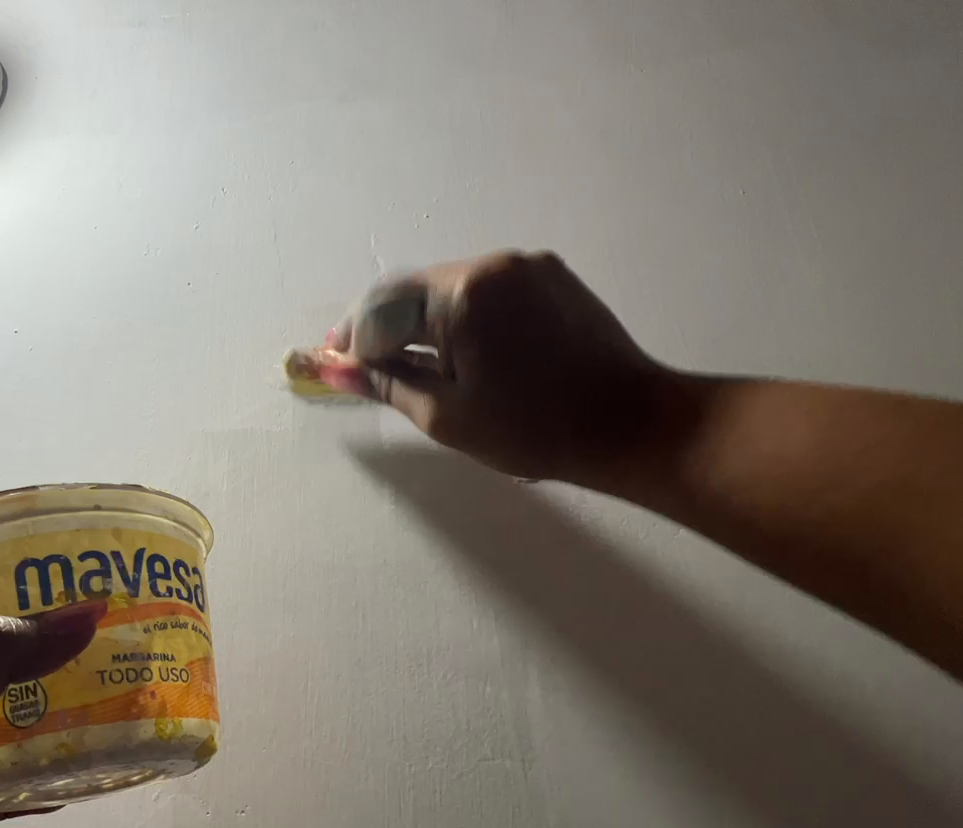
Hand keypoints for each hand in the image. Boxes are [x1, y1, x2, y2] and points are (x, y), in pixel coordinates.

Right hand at [323, 250, 695, 485]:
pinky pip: (485, 292)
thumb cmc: (530, 429)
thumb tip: (336, 369)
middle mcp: (493, 264)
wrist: (629, 424)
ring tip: (406, 362)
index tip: (333, 363)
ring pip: (449, 289)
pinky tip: (454, 350)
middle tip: (360, 363)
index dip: (353, 337)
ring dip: (420, 322)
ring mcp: (526, 266)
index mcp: (463, 294)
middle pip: (415, 290)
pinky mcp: (550, 277)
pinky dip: (458, 318)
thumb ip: (387, 382)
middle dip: (384, 327)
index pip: (384, 306)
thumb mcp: (445, 414)